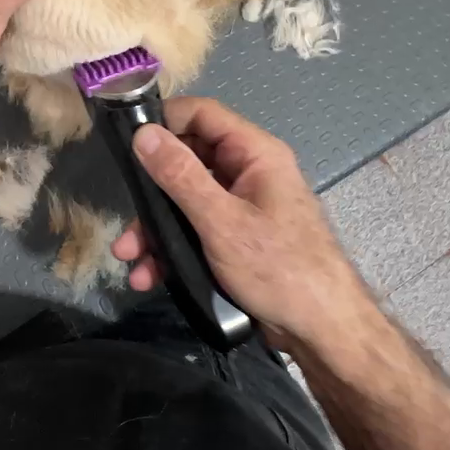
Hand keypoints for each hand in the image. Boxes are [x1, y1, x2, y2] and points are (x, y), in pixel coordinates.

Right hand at [110, 97, 373, 346]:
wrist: (324, 335)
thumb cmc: (279, 269)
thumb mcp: (221, 221)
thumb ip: (180, 175)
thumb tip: (143, 133)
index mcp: (255, 154)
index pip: (202, 114)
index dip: (164, 119)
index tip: (128, 139)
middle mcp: (248, 172)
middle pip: (187, 158)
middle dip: (151, 187)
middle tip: (125, 207)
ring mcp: (242, 206)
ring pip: (185, 199)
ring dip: (156, 226)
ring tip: (128, 256)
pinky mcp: (236, 238)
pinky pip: (194, 228)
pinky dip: (171, 248)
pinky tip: (149, 274)